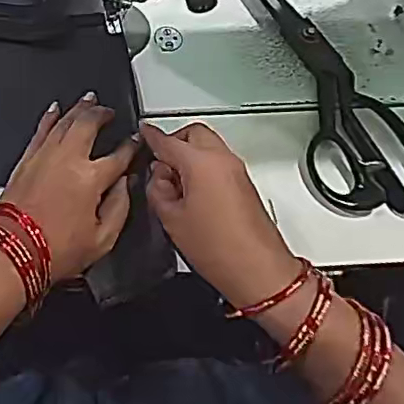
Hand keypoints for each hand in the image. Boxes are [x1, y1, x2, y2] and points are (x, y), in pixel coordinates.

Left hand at [0, 94, 138, 282]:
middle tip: (108, 111)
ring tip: (87, 101)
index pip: (118, 156)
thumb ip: (119, 208)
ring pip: (64, 121)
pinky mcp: (25, 160)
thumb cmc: (52, 250)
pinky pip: (40, 130)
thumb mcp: (102, 240)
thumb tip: (125, 188)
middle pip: (88, 124)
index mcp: (91, 179)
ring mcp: (44, 157)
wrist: (13, 251)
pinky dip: (49, 118)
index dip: (130, 147)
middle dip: (102, 114)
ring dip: (78, 108)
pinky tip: (53, 111)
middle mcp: (67, 160)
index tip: (134, 142)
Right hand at [143, 122, 302, 306]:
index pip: (167, 140)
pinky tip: (192, 194)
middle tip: (160, 164)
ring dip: (189, 155)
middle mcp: (222, 160)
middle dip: (174, 142)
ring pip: (208, 146)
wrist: (259, 272)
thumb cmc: (222, 250)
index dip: (150, 135)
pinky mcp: (244, 184)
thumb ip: (157, 190)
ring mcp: (236, 171)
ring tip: (175, 184)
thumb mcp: (171, 219)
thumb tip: (157, 179)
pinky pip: (219, 162)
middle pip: (193, 133)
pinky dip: (203, 168)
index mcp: (201, 163)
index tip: (144, 132)